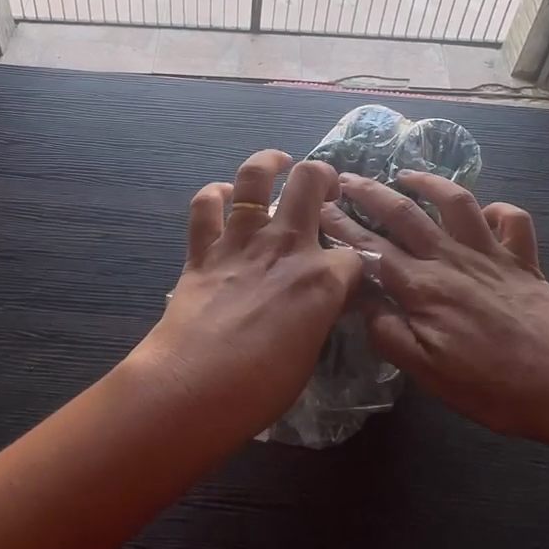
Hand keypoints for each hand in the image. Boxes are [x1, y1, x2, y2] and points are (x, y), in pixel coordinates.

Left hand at [128, 150, 364, 441]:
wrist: (193, 385)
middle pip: (311, 182)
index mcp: (322, 278)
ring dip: (268, 161)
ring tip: (278, 162)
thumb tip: (320, 305)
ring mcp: (240, 241)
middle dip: (324, 176)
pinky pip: (205, 205)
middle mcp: (285, 246)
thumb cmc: (260, 386)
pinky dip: (214, 195)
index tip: (349, 276)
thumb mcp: (310, 355)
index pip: (353, 256)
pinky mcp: (202, 249)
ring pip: (254, 177)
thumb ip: (318, 317)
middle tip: (325, 188)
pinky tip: (222, 197)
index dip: (354, 264)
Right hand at [318, 171, 548, 442]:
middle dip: (371, 193)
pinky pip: (513, 222)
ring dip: (429, 183)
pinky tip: (486, 213)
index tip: (321, 210)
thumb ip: (389, 332)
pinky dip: (499, 210)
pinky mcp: (524, 260)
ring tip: (407, 175)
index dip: (343, 227)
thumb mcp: (427, 372)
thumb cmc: (492, 386)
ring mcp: (492, 255)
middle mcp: (453, 259)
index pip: (372, 249)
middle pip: (405, 215)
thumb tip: (360, 300)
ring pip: (456, 204)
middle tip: (346, 177)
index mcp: (424, 288)